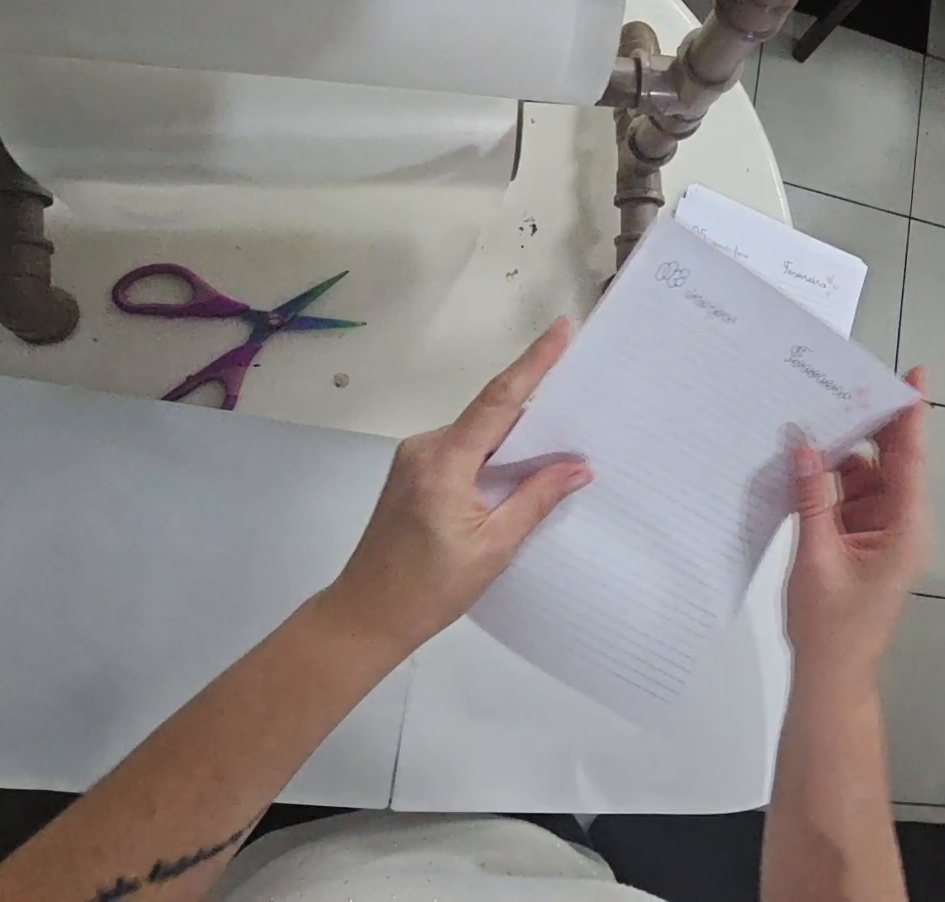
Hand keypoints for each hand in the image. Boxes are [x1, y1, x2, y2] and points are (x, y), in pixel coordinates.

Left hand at [323, 317, 591, 651]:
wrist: (364, 616)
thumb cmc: (428, 589)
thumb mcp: (493, 547)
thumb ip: (535, 500)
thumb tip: (578, 468)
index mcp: (445, 461)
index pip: (499, 400)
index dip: (534, 362)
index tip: (561, 329)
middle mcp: (426, 447)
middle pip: (491, 415)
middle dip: (536, 411)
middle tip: (580, 408)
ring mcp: (416, 458)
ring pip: (478, 434)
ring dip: (514, 441)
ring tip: (557, 453)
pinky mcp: (415, 472)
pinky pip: (464, 450)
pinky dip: (493, 456)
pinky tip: (517, 475)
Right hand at [784, 368, 927, 686]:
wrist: (832, 671)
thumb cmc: (832, 624)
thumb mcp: (817, 558)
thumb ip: (812, 500)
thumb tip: (804, 446)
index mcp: (904, 529)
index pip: (912, 461)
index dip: (912, 417)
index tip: (915, 377)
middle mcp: (899, 522)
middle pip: (891, 461)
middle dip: (870, 424)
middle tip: (841, 384)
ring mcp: (878, 528)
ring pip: (865, 474)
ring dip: (840, 451)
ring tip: (811, 415)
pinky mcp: (858, 535)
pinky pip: (847, 493)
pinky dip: (828, 477)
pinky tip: (803, 456)